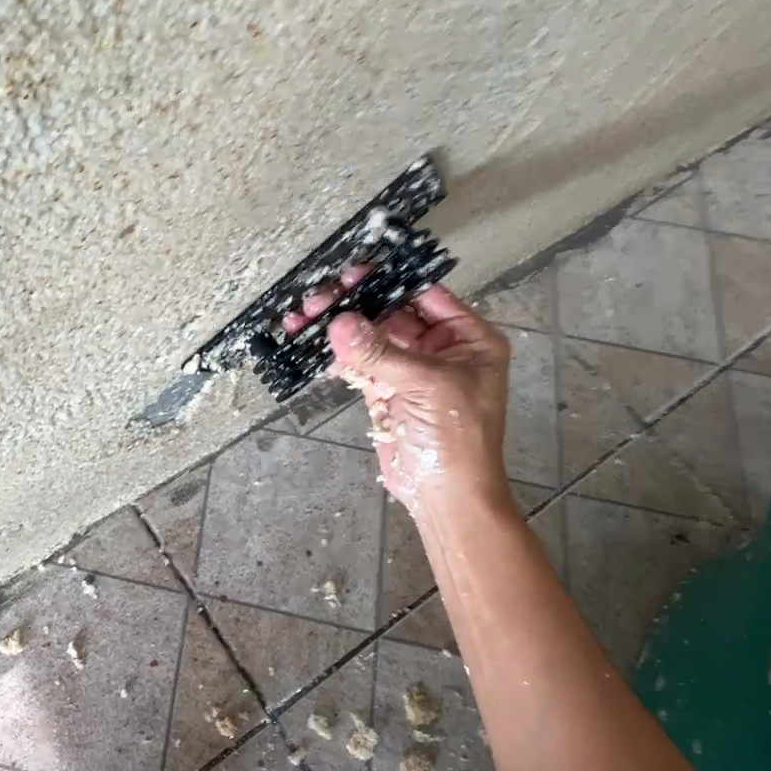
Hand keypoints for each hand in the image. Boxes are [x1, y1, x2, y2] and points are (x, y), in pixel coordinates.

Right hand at [285, 277, 512, 510]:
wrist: (447, 496)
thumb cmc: (456, 437)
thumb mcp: (426, 386)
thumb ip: (380, 352)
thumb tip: (338, 321)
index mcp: (467, 338)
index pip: (425, 296)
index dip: (389, 283)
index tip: (352, 274)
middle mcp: (438, 348)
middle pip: (391, 313)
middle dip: (354, 305)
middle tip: (319, 297)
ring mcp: (408, 370)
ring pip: (368, 337)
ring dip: (337, 327)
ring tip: (303, 316)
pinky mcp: (384, 391)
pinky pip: (356, 363)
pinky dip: (333, 353)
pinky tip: (308, 340)